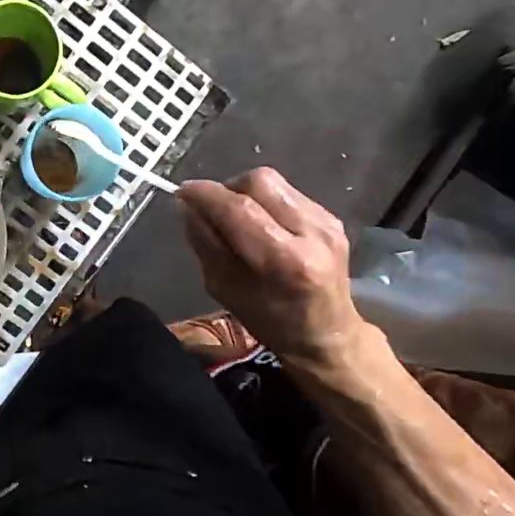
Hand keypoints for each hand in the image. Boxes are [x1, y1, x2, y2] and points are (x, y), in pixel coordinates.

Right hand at [175, 168, 370, 369]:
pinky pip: (286, 193)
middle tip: (211, 208)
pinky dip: (262, 201)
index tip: (182, 192)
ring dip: (243, 192)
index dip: (205, 194)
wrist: (327, 332)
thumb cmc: (268, 320)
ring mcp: (326, 222)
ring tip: (233, 215)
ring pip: (273, 182)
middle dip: (226, 189)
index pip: (238, 209)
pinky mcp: (332, 217)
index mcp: (283, 261)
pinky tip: (258, 222)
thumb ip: (204, 243)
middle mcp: (311, 234)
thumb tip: (187, 206)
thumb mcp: (222, 287)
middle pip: (259, 183)